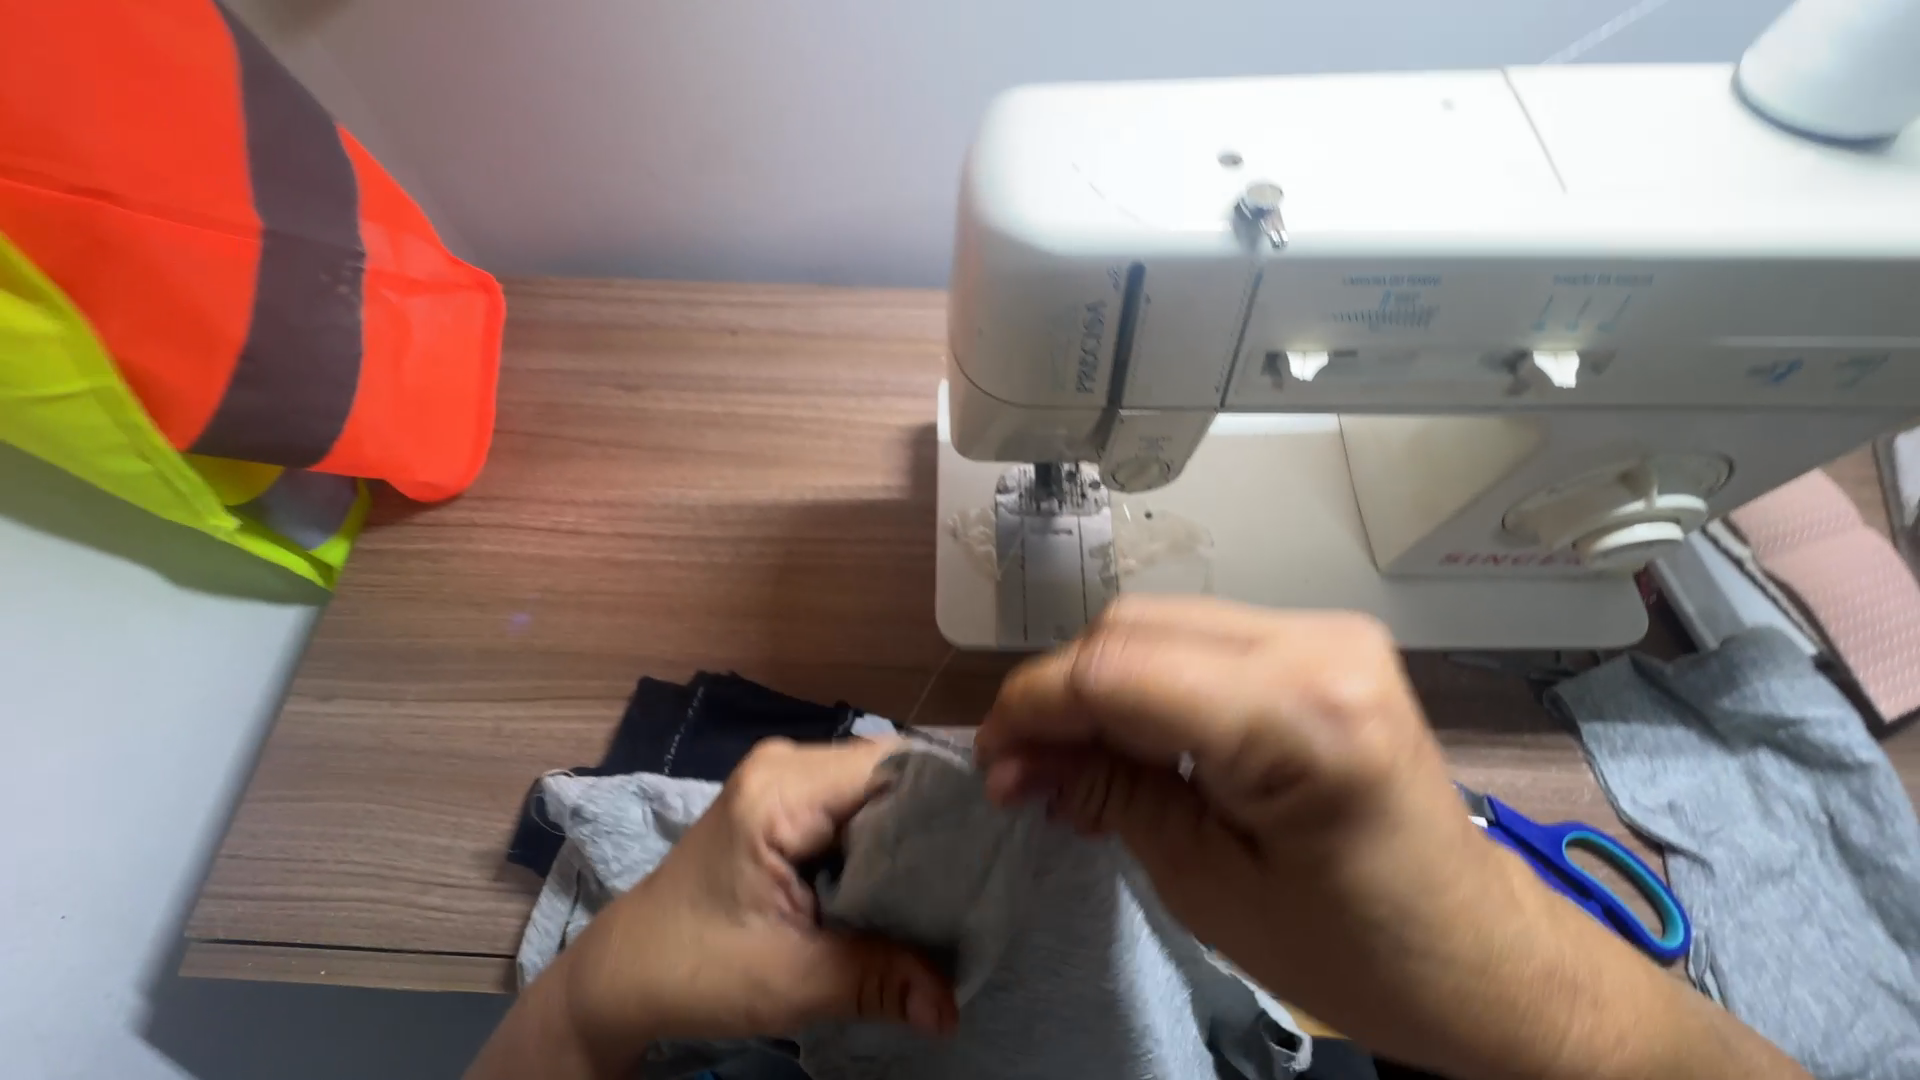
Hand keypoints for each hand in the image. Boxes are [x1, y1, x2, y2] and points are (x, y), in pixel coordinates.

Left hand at [495, 739, 956, 1077]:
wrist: (625, 970)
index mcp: (782, 789)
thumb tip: (953, 1007)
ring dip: (910, 828)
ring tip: (952, 874)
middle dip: (933, 820)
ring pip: (875, 783)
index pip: (890, 769)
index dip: (943, 804)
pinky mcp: (783, 797)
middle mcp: (785, 763)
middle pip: (887, 770)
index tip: (988, 848)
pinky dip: (883, 832)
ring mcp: (782, 775)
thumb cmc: (696, 969)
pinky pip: (853, 798)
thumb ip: (878, 979)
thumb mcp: (791, 981)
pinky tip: (906, 872)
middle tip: (979, 870)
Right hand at [974, 596, 1808, 1079]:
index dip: (1033, 707)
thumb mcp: (1204, 884)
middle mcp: (1317, 642)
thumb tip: (1013, 758)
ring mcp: (1325, 630)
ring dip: (1095, 689)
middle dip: (1059, 696)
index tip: (991, 760)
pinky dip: (1141, 684)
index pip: (1117, 672)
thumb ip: (1105, 793)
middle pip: (1130, 630)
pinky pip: (1195, 640)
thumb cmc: (1352, 953)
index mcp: (1300, 717)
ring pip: (1155, 625)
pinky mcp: (1321, 639)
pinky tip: (1126, 741)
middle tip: (1023, 771)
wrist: (1480, 955)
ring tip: (1069, 764)